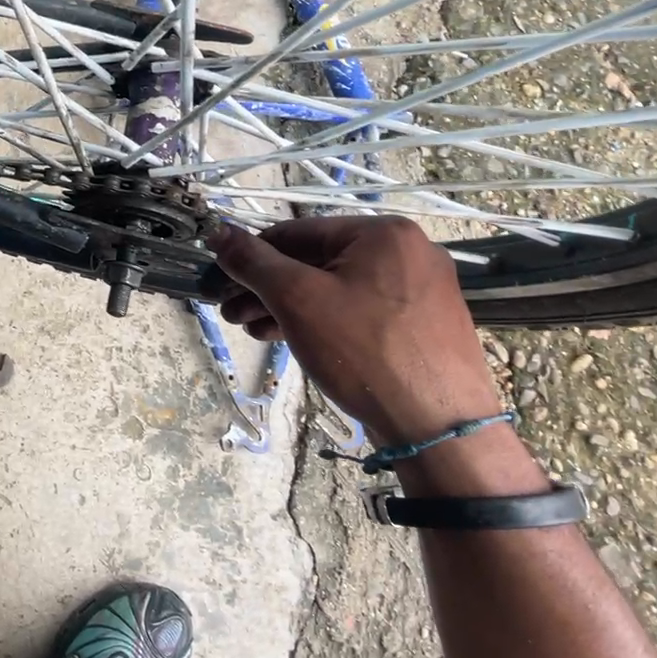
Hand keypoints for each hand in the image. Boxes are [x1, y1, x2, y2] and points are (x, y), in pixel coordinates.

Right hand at [206, 216, 502, 445]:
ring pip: (332, 287)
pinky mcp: (419, 322)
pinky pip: (355, 308)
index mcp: (382, 233)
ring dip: (284, 306)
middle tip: (229, 312)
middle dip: (264, 288)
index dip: (249, 257)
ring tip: (250, 330)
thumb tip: (218, 231)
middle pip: (313, 261)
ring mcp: (417, 289)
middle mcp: (406, 252)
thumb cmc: (362, 349)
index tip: (219, 283)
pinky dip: (317, 319)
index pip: (294, 232)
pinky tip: (284, 337)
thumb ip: (252, 261)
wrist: (439, 426)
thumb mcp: (295, 298)